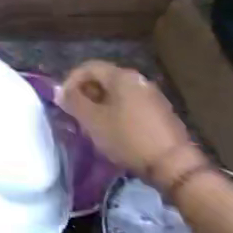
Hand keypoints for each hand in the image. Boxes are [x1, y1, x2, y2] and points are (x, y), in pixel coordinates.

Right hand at [58, 61, 209, 193]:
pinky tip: (113, 132)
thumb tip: (60, 91)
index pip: (88, 67)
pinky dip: (115, 113)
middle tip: (75, 115)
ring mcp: (152, 96)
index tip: (63, 102)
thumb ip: (73, 102)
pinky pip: (130, 105)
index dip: (70, 81)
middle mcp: (138, 80)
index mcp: (121, 77)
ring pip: (116, 94)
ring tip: (91, 126)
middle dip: (85, 95)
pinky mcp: (160, 113)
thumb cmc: (127, 138)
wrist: (173, 165)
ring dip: (99, 106)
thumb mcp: (93, 121)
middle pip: (103, 79)